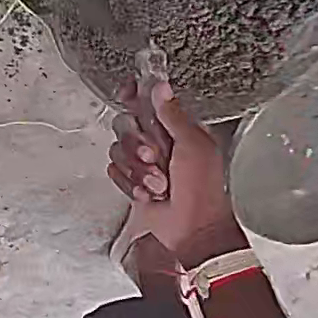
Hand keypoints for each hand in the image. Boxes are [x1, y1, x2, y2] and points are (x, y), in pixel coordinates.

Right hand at [108, 78, 247, 265]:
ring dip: (137, 169)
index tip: (128, 94)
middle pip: (125, 124)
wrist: (193, 230)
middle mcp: (157, 141)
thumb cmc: (202, 190)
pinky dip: (131, 183)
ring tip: (158, 184)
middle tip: (155, 157)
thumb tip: (161, 87)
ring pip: (117, 148)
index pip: (147, 101)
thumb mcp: (194, 145)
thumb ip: (173, 115)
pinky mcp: (131, 180)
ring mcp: (142, 161)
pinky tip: (148, 193)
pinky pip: (114, 170)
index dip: (134, 96)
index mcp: (175, 128)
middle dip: (137, 144)